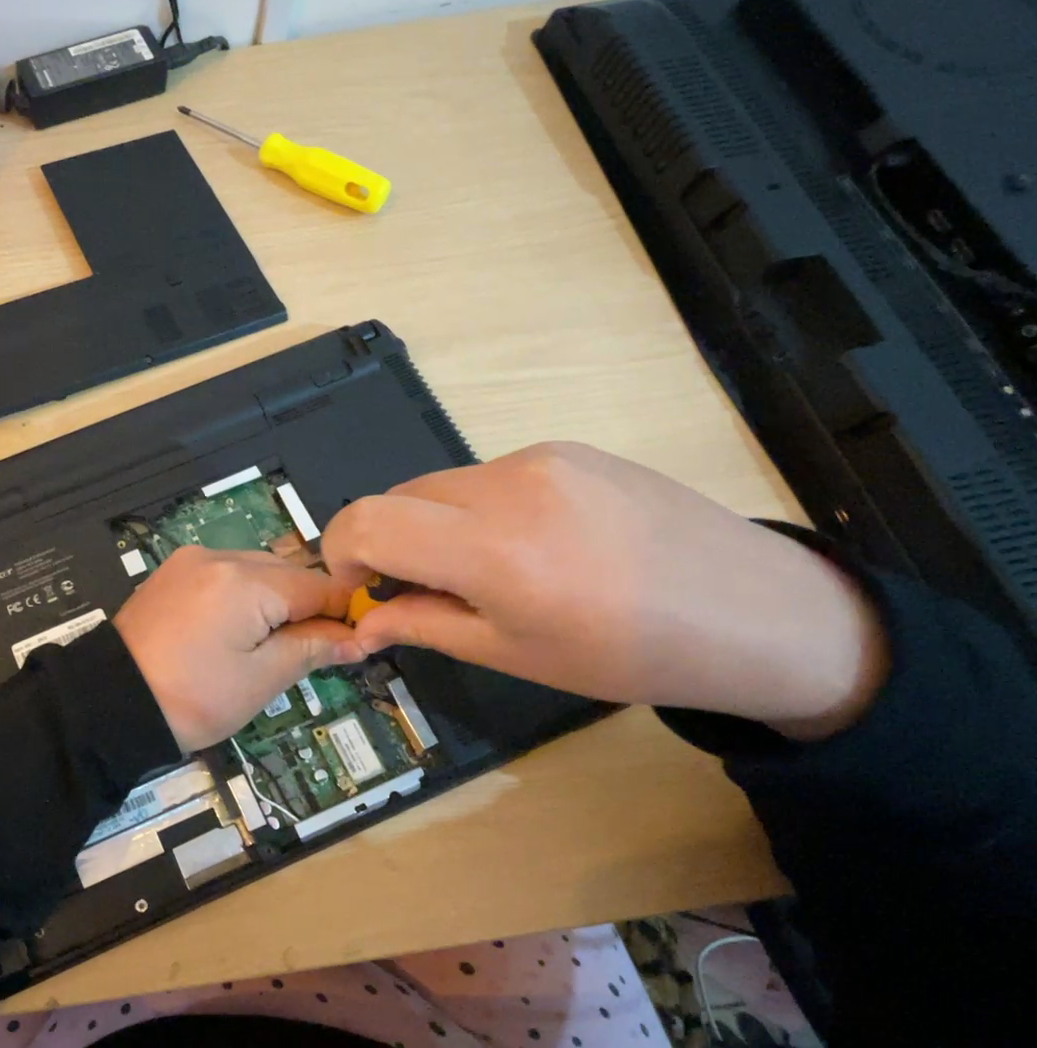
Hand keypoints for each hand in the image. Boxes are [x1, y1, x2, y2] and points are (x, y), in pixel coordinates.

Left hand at [115, 546, 364, 751]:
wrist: (110, 701)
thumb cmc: (193, 698)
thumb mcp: (261, 680)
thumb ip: (311, 649)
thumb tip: (358, 638)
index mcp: (244, 580)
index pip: (317, 585)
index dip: (344, 613)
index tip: (359, 641)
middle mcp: (218, 556)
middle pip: (287, 572)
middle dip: (308, 606)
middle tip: (316, 651)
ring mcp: (190, 561)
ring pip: (256, 570)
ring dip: (275, 600)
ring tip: (275, 646)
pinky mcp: (172, 573)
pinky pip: (224, 574)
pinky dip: (243, 596)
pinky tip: (241, 630)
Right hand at [320, 442, 887, 740]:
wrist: (761, 612)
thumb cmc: (629, 653)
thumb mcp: (514, 654)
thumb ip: (424, 626)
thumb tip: (363, 620)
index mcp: (492, 550)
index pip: (366, 520)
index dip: (341, 551)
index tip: (361, 585)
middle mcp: (507, 485)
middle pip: (397, 497)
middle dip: (388, 542)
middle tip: (417, 589)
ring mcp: (540, 457)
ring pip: (440, 485)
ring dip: (432, 525)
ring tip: (483, 569)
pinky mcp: (566, 448)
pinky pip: (488, 475)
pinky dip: (477, 509)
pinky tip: (530, 544)